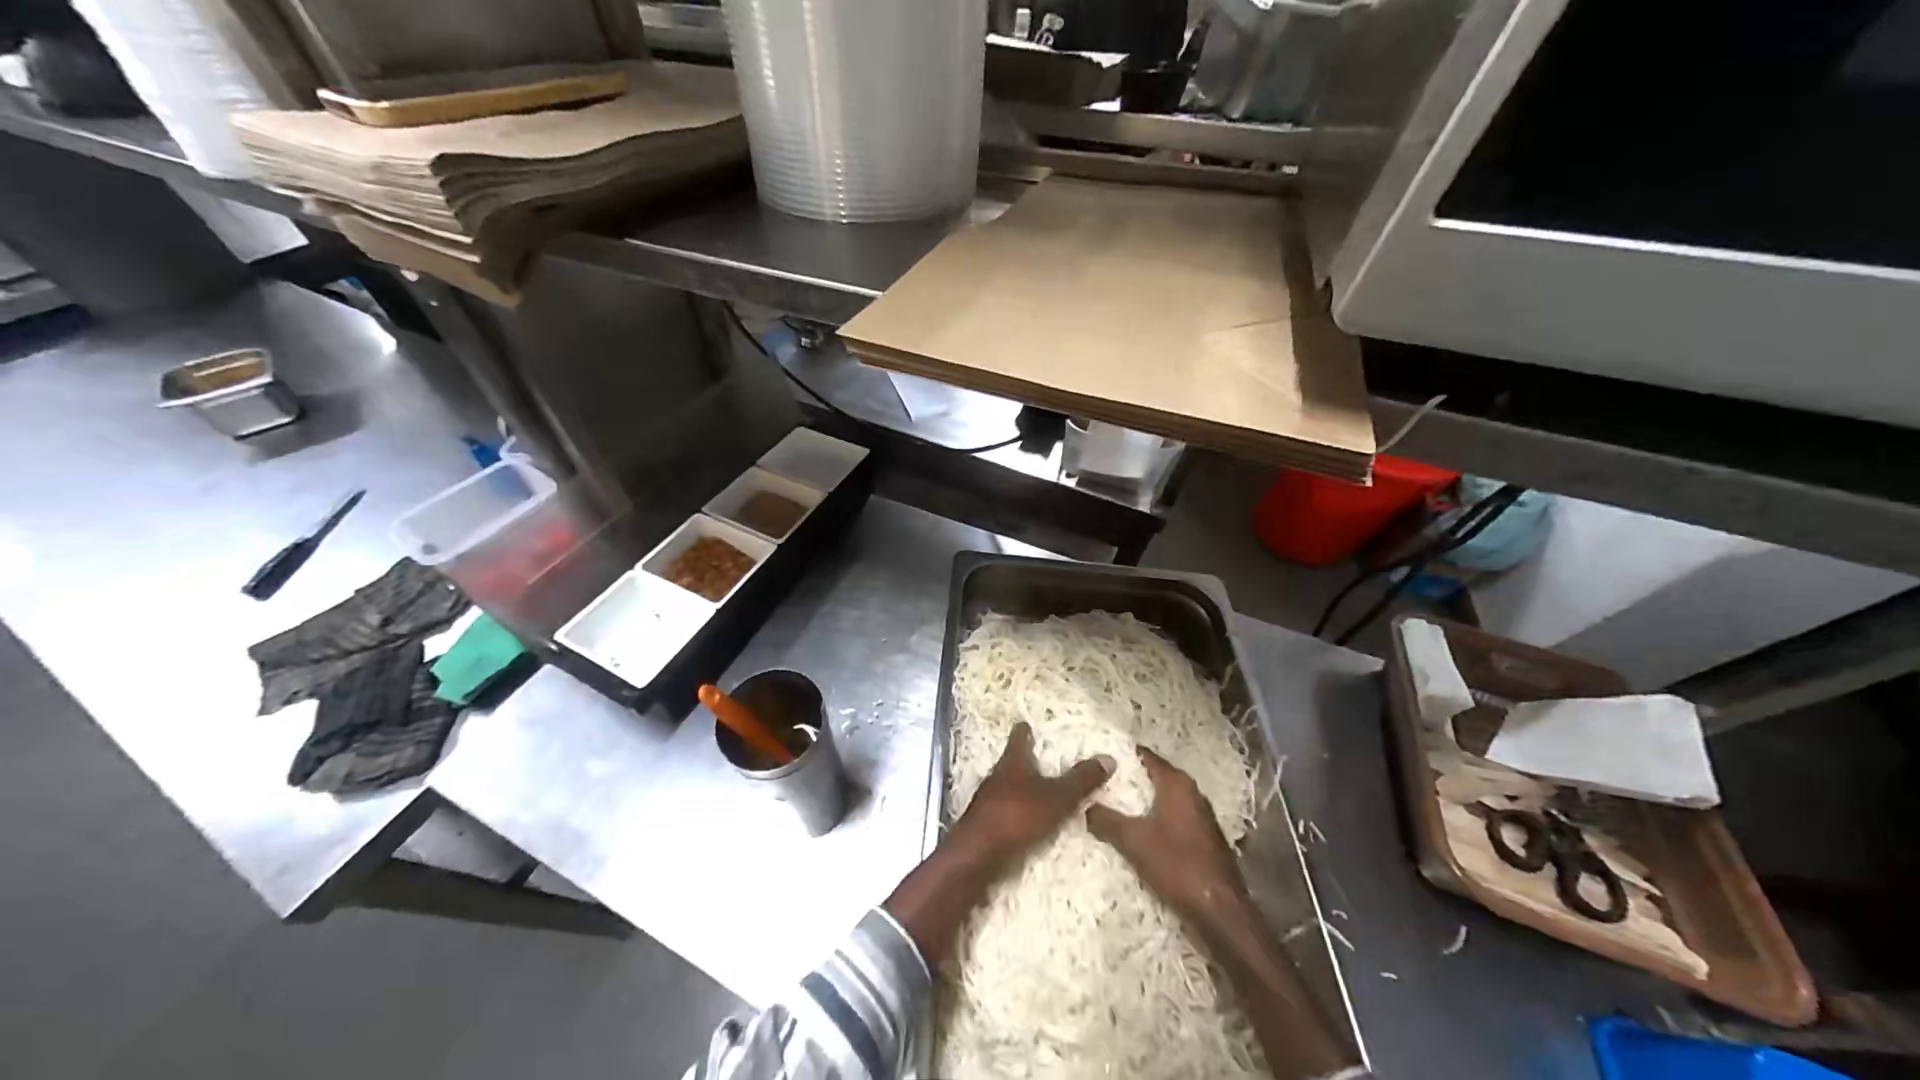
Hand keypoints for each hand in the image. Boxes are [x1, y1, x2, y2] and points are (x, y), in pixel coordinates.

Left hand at [946, 722, 1113, 874]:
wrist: (976, 857)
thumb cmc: (1017, 816)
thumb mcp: (1058, 798)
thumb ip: (1081, 780)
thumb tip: (1108, 758)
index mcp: (1012, 763)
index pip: (1018, 738)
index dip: (1024, 731)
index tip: (1028, 724)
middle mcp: (996, 778)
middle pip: (1012, 765)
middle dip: (1026, 763)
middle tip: (1045, 761)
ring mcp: (987, 804)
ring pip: (1008, 790)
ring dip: (1023, 791)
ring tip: (1043, 794)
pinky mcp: (985, 828)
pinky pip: (1007, 816)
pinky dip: (1019, 816)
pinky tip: (1031, 826)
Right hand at [1092, 749, 1351, 1079]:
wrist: (1227, 916)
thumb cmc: (1182, 872)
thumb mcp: (1136, 844)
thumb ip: (1110, 823)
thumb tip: (1086, 808)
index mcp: (1178, 790)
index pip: (1151, 757)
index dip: (1131, 751)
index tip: (1110, 743)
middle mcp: (1193, 799)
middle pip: (1162, 775)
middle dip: (1139, 770)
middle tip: (1109, 769)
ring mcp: (1203, 822)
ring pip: (1171, 797)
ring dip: (1151, 794)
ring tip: (1121, 794)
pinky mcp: (1206, 844)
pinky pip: (1175, 816)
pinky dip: (1159, 814)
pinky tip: (1144, 828)